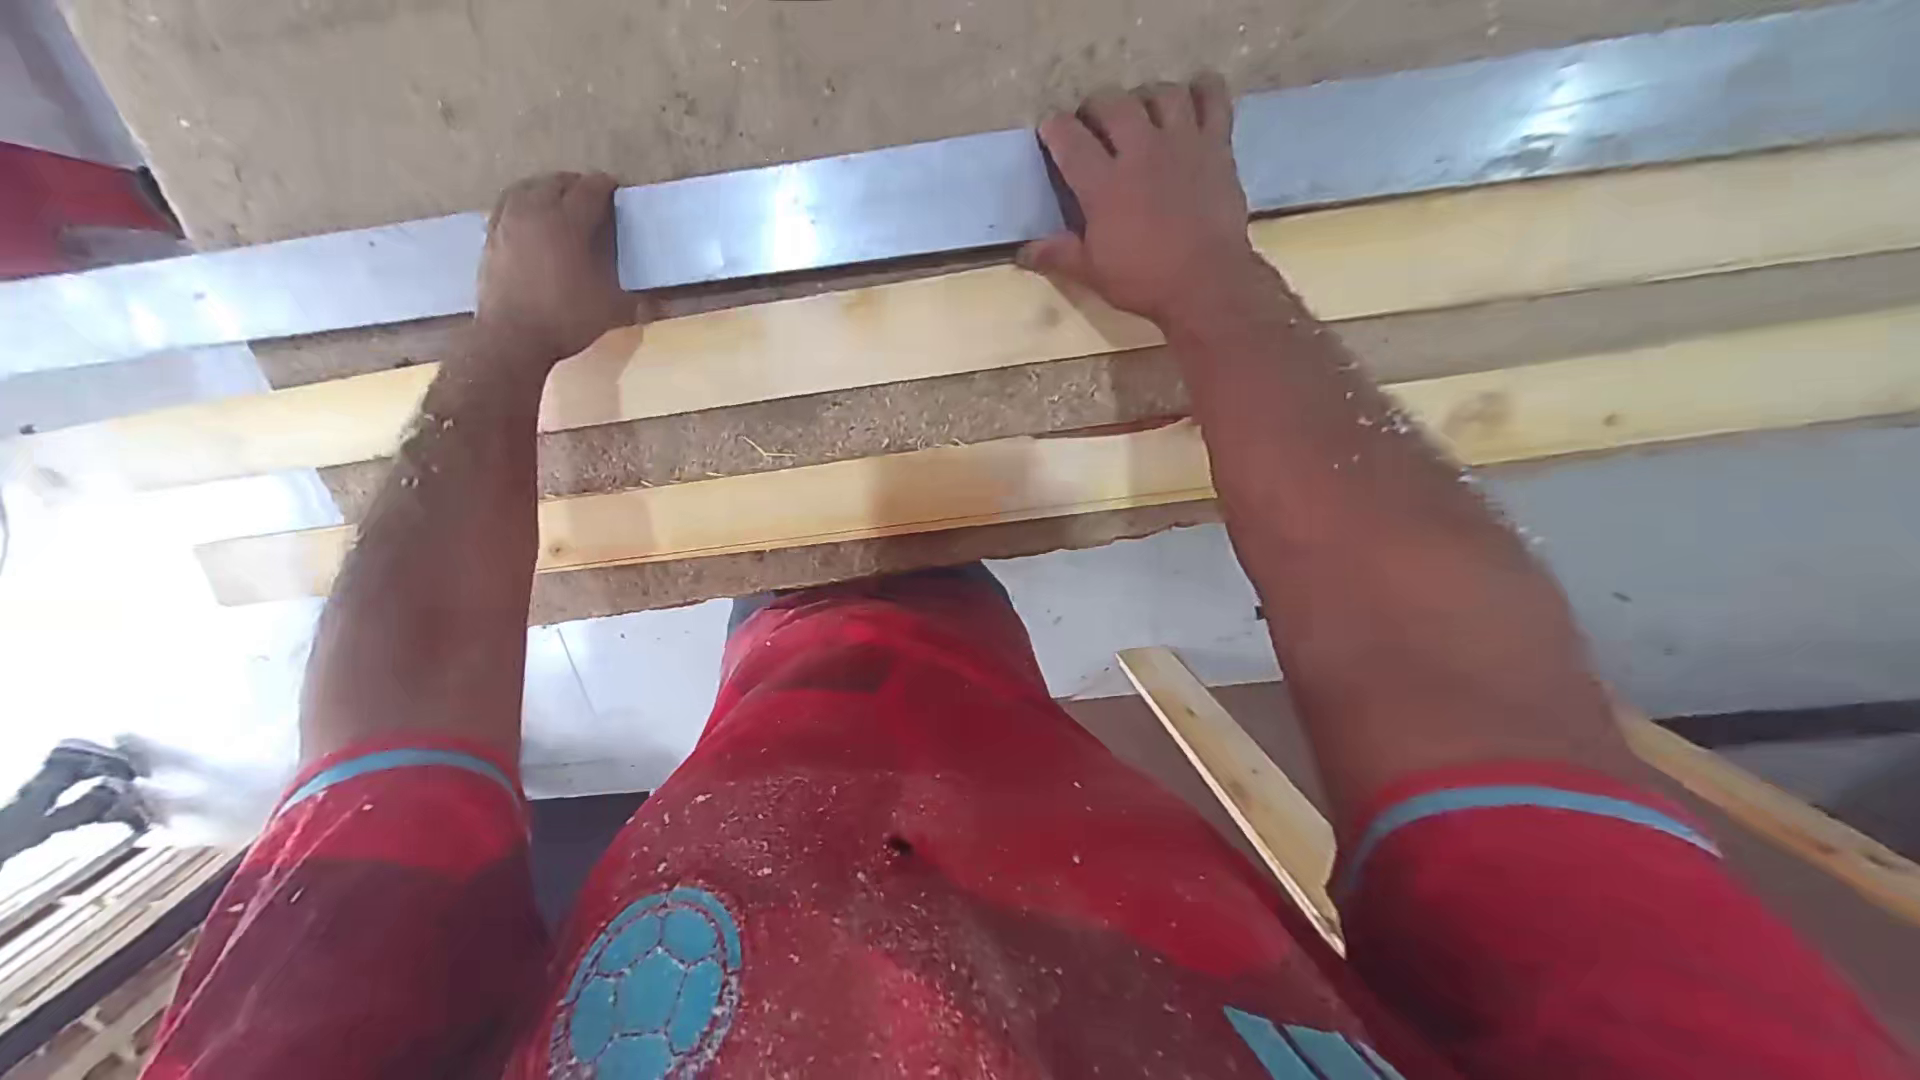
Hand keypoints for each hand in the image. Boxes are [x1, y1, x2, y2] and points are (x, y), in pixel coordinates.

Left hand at [474, 172, 649, 362]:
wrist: (513, 337)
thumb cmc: (567, 320)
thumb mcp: (612, 310)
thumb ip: (638, 300)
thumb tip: (665, 305)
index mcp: (568, 224)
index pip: (589, 191)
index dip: (606, 187)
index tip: (617, 189)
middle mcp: (534, 212)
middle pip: (557, 182)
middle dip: (577, 184)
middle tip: (593, 196)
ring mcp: (508, 221)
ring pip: (528, 187)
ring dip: (548, 188)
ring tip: (562, 200)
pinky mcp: (492, 235)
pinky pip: (508, 204)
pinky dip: (524, 201)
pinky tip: (532, 216)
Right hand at [1019, 76, 1261, 327]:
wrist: (1205, 282)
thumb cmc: (1144, 281)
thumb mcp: (1092, 272)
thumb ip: (1057, 255)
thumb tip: (1022, 253)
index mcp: (1103, 184)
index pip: (1069, 139)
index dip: (1055, 128)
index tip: (1051, 129)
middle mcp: (1139, 150)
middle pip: (1112, 104)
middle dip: (1095, 107)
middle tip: (1094, 123)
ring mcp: (1181, 142)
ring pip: (1160, 93)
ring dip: (1145, 97)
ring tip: (1141, 112)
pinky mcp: (1216, 145)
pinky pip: (1212, 98)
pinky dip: (1203, 89)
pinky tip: (1194, 95)